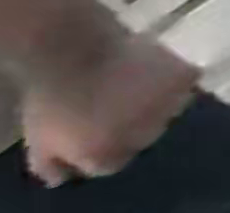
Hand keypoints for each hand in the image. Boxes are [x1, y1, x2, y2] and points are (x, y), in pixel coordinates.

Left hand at [20, 35, 200, 185]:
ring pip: (173, 108)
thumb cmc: (53, 100)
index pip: (115, 162)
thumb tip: (67, 176)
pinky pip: (191, 80)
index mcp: (106, 153)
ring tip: (146, 86)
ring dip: (163, 101)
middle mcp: (142, 134)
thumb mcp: (38, 143)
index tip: (103, 131)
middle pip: (149, 135)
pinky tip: (165, 69)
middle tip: (125, 107)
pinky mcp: (184, 76)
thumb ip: (53, 165)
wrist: (77, 52)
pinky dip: (181, 77)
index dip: (108, 146)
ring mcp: (167, 104)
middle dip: (138, 124)